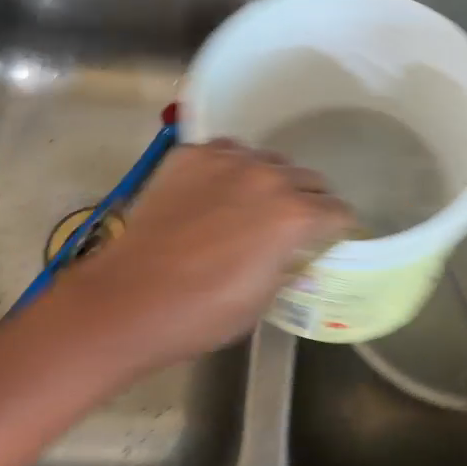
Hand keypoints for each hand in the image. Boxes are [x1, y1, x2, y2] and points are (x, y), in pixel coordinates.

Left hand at [47, 140, 353, 367]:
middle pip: (307, 179)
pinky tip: (211, 194)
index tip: (327, 237)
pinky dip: (227, 170)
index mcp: (295, 215)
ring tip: (246, 206)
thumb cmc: (202, 313)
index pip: (337, 210)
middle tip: (286, 225)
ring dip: (266, 181)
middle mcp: (269, 176)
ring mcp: (228, 159)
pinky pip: (225, 152)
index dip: (336, 227)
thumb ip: (289, 264)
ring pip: (266, 161)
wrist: (129, 298)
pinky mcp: (192, 154)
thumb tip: (294, 252)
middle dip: (306, 200)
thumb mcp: (263, 299)